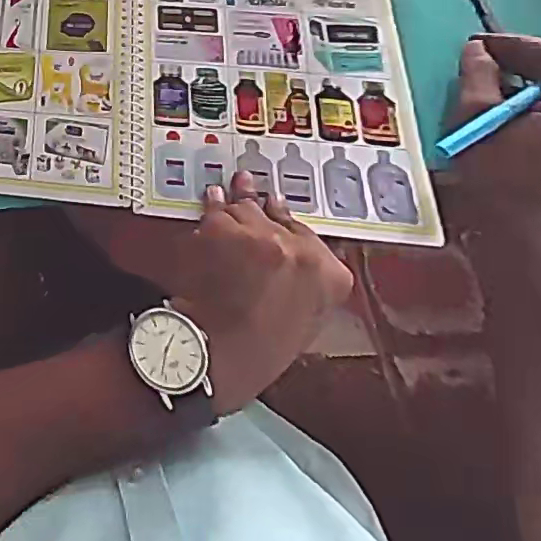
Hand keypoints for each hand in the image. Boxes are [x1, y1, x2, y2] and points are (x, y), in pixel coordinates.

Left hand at [71, 172, 353, 412]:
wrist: (222, 354)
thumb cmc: (262, 348)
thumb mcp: (303, 317)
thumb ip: (302, 278)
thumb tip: (289, 252)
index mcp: (331, 277)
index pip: (308, 233)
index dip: (287, 220)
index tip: (278, 207)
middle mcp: (301, 250)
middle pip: (276, 215)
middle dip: (259, 206)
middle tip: (249, 186)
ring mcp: (261, 235)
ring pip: (245, 208)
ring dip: (234, 203)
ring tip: (227, 190)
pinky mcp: (224, 228)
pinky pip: (216, 211)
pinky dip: (211, 208)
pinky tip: (210, 201)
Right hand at [449, 34, 540, 215]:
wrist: (510, 220)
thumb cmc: (492, 169)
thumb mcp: (476, 114)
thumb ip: (479, 74)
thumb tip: (478, 50)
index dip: (513, 43)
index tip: (479, 42)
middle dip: (522, 59)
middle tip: (483, 57)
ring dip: (528, 78)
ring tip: (490, 79)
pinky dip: (538, 97)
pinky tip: (508, 102)